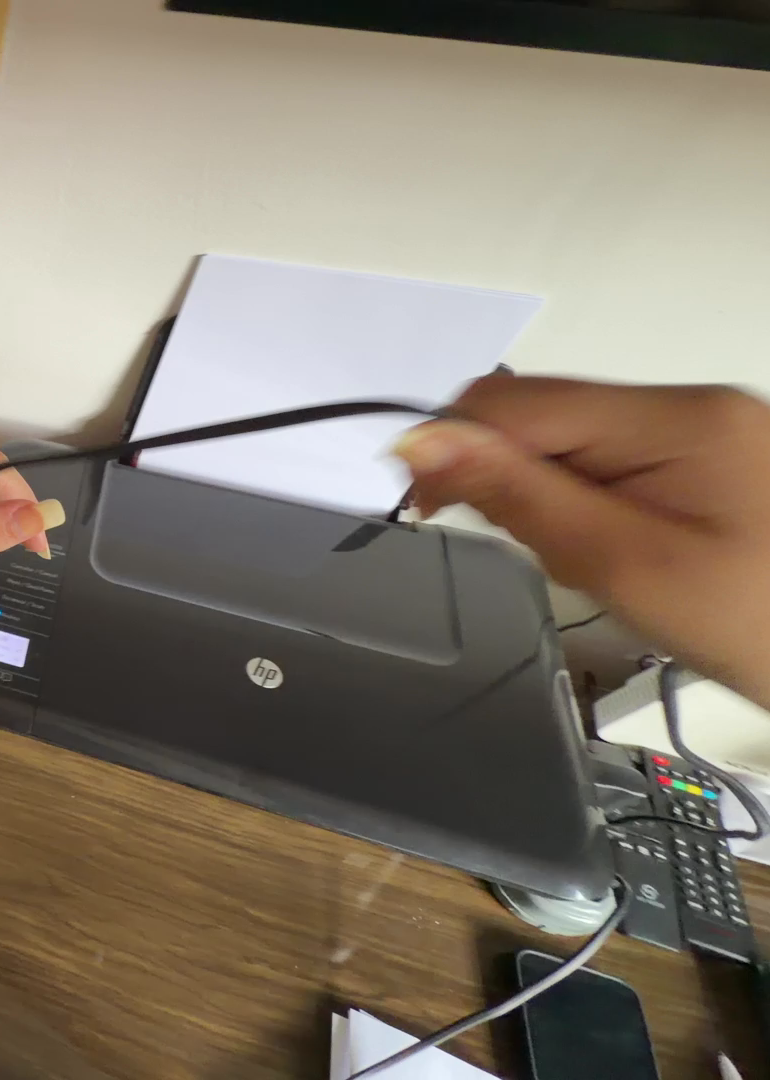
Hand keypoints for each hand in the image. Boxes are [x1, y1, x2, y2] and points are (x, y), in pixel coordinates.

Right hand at [393, 376, 769, 704]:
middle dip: (489, 470)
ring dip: (524, 487)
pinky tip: (586, 534)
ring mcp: (693, 427)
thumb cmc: (751, 619)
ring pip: (548, 435)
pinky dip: (558, 493)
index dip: (446, 448)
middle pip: (528, 412)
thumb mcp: (614, 560)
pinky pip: (586, 454)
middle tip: (511, 538)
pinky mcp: (692, 453)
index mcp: (673, 417)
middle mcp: (682, 404)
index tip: (430, 510)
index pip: (509, 404)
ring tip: (564, 547)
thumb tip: (414, 441)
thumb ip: (513, 491)